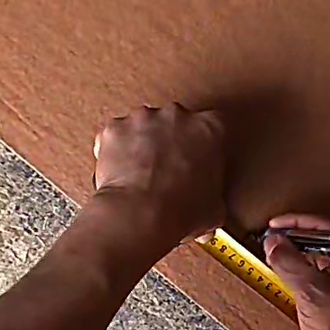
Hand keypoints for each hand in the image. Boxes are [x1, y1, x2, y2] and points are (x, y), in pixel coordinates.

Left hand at [88, 104, 225, 250]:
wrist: (140, 214)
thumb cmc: (179, 211)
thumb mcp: (214, 208)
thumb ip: (213, 194)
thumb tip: (207, 205)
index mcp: (209, 128)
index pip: (212, 126)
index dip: (202, 144)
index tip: (196, 158)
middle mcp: (176, 115)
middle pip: (174, 121)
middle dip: (169, 141)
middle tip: (165, 170)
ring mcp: (142, 118)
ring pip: (142, 126)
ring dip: (141, 143)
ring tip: (139, 175)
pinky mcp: (115, 128)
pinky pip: (114, 136)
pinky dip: (114, 151)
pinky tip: (118, 173)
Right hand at [263, 213, 329, 329]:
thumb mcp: (310, 293)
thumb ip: (290, 263)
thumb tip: (274, 242)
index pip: (325, 227)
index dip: (297, 223)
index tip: (276, 225)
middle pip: (323, 240)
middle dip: (295, 238)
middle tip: (273, 239)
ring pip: (321, 256)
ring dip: (298, 254)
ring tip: (277, 256)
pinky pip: (321, 272)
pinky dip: (303, 270)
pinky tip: (290, 277)